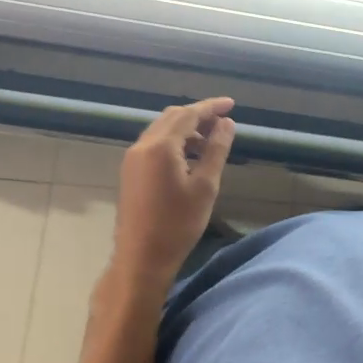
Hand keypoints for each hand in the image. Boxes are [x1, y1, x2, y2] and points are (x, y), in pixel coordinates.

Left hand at [112, 98, 235, 285]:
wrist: (140, 258)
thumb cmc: (178, 224)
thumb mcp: (205, 186)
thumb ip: (216, 150)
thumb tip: (226, 124)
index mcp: (160, 146)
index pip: (189, 114)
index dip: (211, 107)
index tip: (231, 104)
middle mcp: (142, 146)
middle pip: (172, 117)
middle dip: (198, 115)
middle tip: (223, 123)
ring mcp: (132, 159)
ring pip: (161, 130)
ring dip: (186, 129)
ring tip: (210, 142)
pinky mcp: (130, 172)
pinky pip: (154, 144)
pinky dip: (174, 142)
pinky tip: (189, 158)